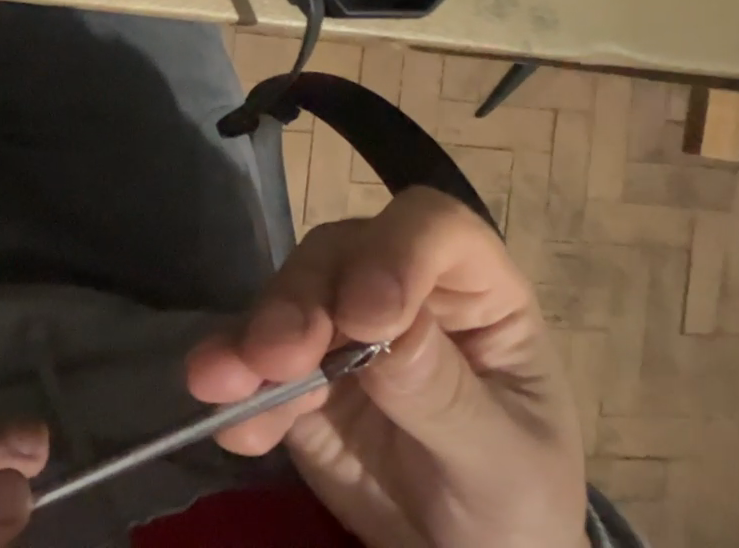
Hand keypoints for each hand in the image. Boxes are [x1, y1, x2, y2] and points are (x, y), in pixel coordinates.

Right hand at [186, 187, 586, 547]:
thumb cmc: (516, 508)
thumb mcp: (505, 464)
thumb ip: (446, 395)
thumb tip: (383, 329)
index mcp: (472, 292)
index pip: (432, 229)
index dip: (394, 253)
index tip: (365, 316)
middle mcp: (399, 289)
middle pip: (338, 256)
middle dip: (300, 301)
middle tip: (276, 358)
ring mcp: (339, 325)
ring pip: (286, 296)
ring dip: (251, 338)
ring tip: (222, 384)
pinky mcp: (295, 370)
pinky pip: (253, 357)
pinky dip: (235, 383)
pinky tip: (232, 421)